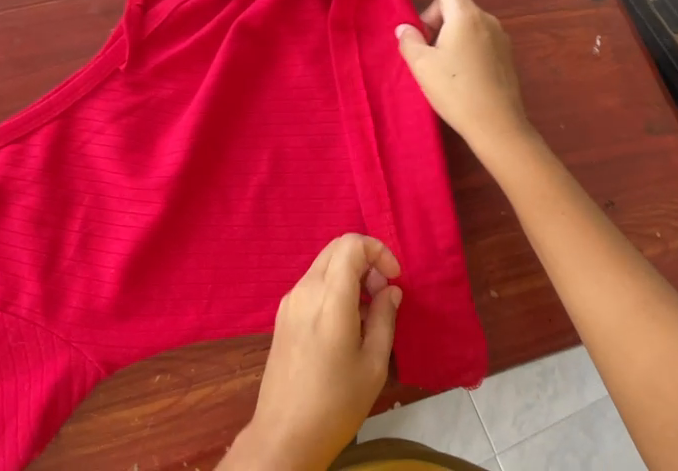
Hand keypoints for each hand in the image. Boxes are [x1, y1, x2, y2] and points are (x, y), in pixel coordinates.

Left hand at [225, 234, 402, 470]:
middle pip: (336, 249)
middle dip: (366, 261)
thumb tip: (390, 290)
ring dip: (350, 276)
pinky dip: (334, 289)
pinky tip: (346, 325)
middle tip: (383, 296)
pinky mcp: (283, 315)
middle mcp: (305, 289)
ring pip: (324, 266)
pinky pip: (313, 285)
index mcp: (329, 297)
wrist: (285, 434)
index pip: (351, 244)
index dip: (378, 251)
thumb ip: (385, 318)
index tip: (394, 279)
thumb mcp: (374, 363)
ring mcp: (290, 301)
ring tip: (368, 316)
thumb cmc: (337, 403)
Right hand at [396, 0, 534, 153]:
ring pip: (466, 21)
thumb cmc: (456, 90)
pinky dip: (460, 42)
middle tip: (417, 40)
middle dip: (431, 14)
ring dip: (445, 30)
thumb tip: (406, 28)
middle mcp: (487, 20)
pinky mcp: (505, 56)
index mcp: (466, 16)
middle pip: (455, 2)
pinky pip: (477, 37)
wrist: (498, 126)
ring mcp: (500, 38)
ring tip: (433, 59)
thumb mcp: (422, 65)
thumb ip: (409, 39)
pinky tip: (453, 70)